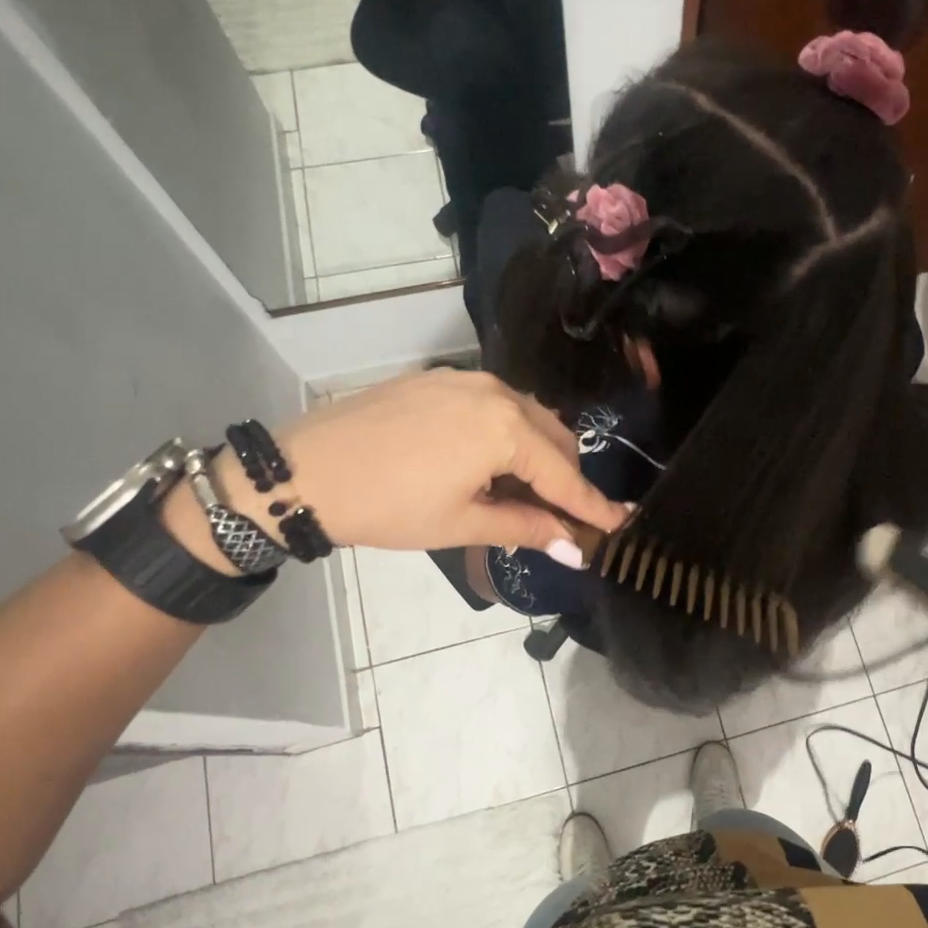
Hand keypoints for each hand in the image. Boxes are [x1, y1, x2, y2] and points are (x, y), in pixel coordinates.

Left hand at [265, 370, 626, 555]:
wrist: (303, 471)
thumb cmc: (387, 506)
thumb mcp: (461, 524)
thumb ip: (525, 527)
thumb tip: (574, 548)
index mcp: (506, 429)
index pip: (565, 476)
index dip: (594, 506)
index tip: (624, 524)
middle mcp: (496, 392)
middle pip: (554, 439)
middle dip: (566, 479)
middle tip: (563, 519)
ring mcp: (465, 379)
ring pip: (526, 418)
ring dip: (536, 455)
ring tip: (523, 495)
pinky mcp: (439, 379)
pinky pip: (494, 406)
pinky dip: (506, 436)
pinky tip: (487, 465)